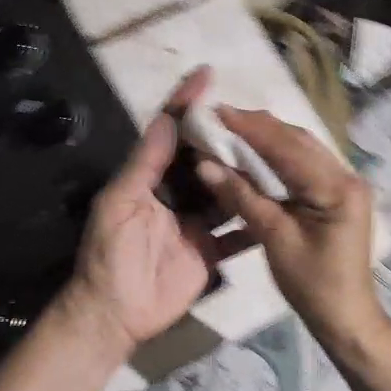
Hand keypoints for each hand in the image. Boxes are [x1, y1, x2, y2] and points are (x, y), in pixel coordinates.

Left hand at [61, 69, 251, 356]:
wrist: (114, 315)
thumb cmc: (109, 256)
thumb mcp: (120, 204)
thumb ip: (144, 164)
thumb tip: (168, 120)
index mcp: (148, 179)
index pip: (170, 134)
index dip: (186, 104)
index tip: (208, 75)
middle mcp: (174, 195)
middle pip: (205, 160)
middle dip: (226, 138)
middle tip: (257, 116)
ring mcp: (194, 224)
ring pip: (226, 193)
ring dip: (247, 175)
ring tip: (278, 153)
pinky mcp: (210, 252)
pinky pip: (238, 233)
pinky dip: (256, 222)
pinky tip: (282, 205)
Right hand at [196, 106, 382, 342]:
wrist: (345, 317)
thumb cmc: (312, 284)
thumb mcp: (274, 239)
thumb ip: (243, 197)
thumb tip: (206, 164)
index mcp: (336, 187)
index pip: (287, 147)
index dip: (250, 128)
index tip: (217, 111)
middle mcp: (346, 177)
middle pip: (298, 141)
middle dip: (259, 126)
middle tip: (220, 116)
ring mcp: (344, 186)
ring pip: (302, 150)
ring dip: (268, 138)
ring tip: (233, 129)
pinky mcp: (336, 196)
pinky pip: (305, 166)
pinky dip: (278, 157)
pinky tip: (255, 155)